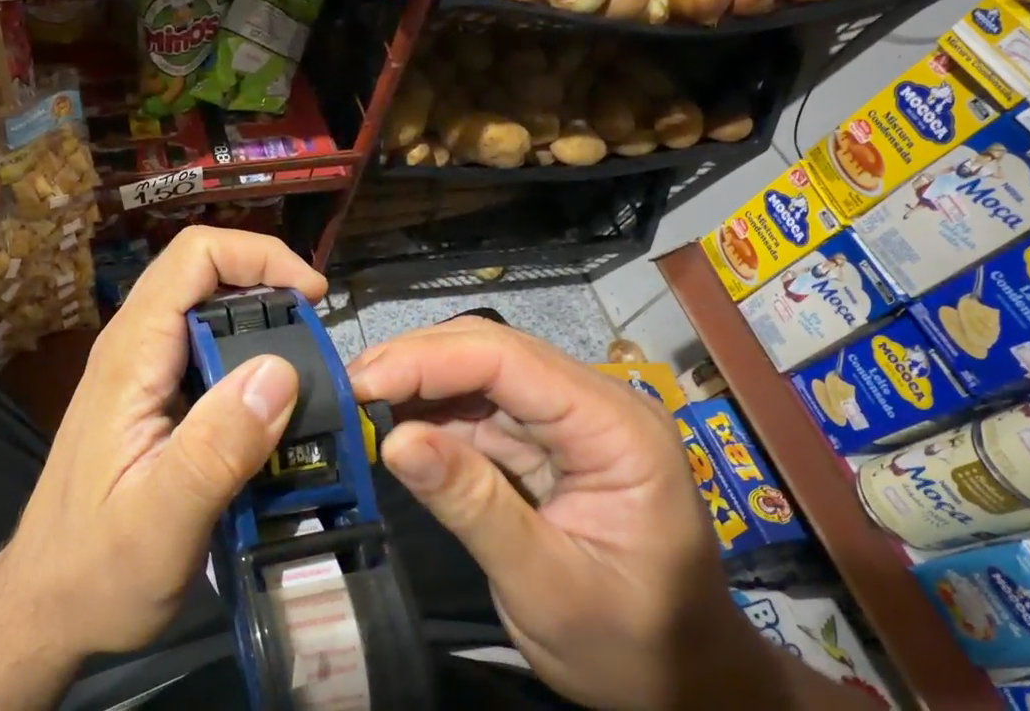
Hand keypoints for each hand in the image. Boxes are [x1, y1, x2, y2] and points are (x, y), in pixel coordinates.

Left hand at [0, 227, 327, 658]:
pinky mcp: (149, 404)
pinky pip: (205, 360)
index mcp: (131, 357)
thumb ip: (217, 447)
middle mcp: (132, 351)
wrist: (47, 606)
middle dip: (269, 293)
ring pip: (205, 318)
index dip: (258, 257)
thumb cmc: (97, 569)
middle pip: (202, 279)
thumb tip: (280, 371)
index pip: (192, 260)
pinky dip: (247, 368)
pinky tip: (275, 413)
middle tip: (321, 346)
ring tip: (311, 380)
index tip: (314, 297)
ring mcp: (138, 377)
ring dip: (262, 333)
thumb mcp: (164, 520)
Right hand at [349, 317, 763, 710]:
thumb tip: (394, 441)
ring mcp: (568, 420)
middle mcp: (594, 405)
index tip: (358, 383)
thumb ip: (474, 507)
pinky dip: (428, 411)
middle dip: (413, 362)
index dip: (426, 360)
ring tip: (356, 403)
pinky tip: (390, 423)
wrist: (684, 683)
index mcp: (615, 428)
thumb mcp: (547, 586)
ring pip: (477, 371)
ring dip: (415, 382)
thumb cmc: (631, 645)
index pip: (509, 360)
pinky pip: (477, 408)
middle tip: (345, 390)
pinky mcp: (544, 441)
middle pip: (490, 351)